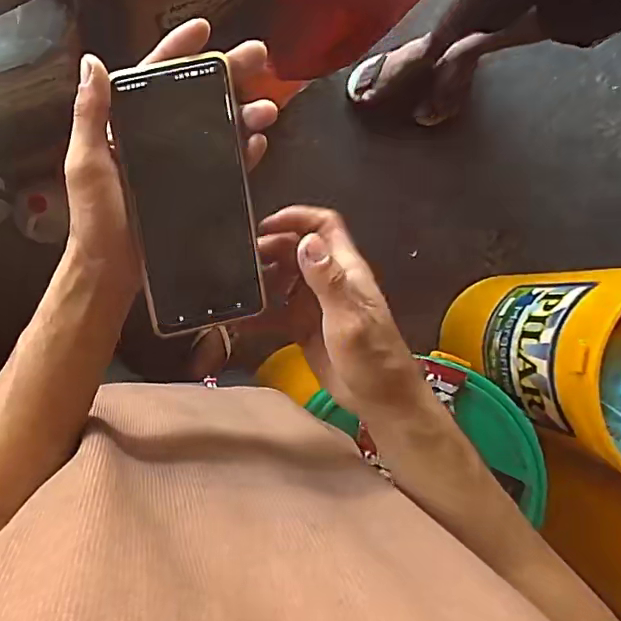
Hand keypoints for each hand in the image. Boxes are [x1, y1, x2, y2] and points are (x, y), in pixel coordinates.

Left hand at [65, 18, 280, 291]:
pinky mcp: (193, 189)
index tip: (202, 30)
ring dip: (244, 112)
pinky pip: (224, 163)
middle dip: (228, 74)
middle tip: (259, 57)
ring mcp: (176, 165)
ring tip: (267, 106)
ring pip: (216, 127)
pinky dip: (243, 149)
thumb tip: (92, 62)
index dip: (176, 52)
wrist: (111, 269)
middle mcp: (153, 140)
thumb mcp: (86, 161)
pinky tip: (258, 140)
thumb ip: (90, 114)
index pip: (152, 80)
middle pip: (195, 97)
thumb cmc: (94, 217)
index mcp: (124, 127)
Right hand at [256, 206, 429, 421]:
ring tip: (239, 287)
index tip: (265, 226)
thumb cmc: (373, 359)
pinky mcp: (304, 328)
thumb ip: (327, 280)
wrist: (381, 402)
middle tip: (244, 262)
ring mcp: (316, 305)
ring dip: (262, 279)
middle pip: (298, 250)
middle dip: (271, 249)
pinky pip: (277, 312)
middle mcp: (329, 282)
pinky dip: (259, 313)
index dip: (297, 218)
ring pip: (284, 278)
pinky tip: (241, 320)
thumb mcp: (349, 318)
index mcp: (345, 271)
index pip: (324, 227)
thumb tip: (305, 241)